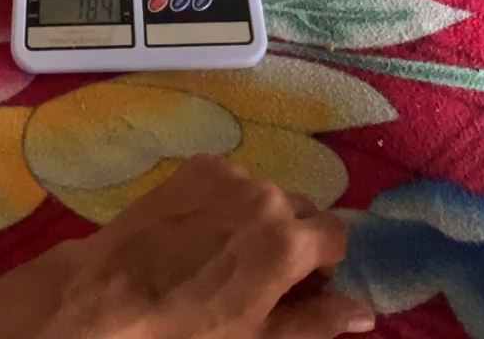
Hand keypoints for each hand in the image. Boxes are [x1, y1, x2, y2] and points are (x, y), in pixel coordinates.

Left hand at [35, 155, 373, 338]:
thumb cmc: (192, 325)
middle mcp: (267, 195)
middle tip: (262, 271)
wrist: (118, 289)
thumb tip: (365, 312)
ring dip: (258, 215)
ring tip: (225, 248)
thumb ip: (317, 320)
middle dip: (293, 237)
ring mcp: (230, 174)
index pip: (337, 234)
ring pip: (265, 192)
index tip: (304, 283)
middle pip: (301, 210)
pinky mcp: (200, 163)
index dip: (325, 262)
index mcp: (289, 240)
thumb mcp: (260, 334)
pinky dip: (227, 198)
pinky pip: (231, 178)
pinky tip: (202, 226)